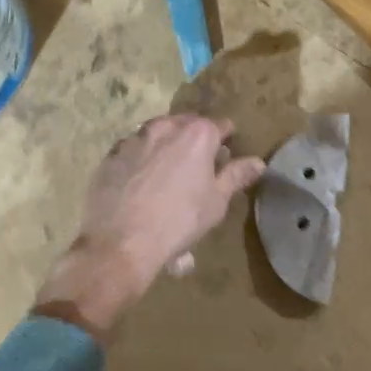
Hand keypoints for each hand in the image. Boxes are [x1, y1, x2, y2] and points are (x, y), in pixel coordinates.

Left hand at [35, 114, 264, 339]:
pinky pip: (133, 150)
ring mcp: (136, 138)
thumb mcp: (216, 202)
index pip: (221, 126)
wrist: (119, 245)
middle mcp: (167, 126)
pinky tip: (139, 184)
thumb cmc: (178, 222)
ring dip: (167, 147)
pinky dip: (140, 160)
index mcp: (199, 133)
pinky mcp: (111, 155)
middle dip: (195, 142)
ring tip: (166, 176)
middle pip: (188, 125)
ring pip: (159, 134)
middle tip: (196, 169)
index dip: (226, 142)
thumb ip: (237, 175)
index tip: (224, 159)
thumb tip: (258, 161)